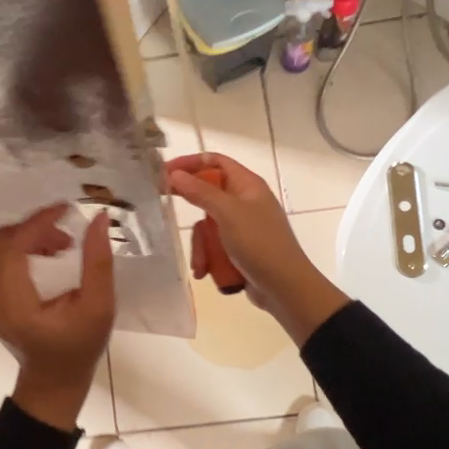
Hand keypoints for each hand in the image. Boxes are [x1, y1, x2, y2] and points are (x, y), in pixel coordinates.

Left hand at [0, 203, 115, 430]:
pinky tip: (42, 256)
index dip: (40, 221)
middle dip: (35, 228)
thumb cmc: (79, 346)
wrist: (53, 378)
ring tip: (58, 246)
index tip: (67, 209)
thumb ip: (98, 262)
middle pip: (2, 240)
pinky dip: (16, 247)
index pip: (16, 245)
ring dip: (26, 236)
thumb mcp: (99, 306)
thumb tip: (96, 217)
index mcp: (14, 303)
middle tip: (67, 235)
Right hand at [167, 153, 348, 345]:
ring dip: (200, 244)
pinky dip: (207, 257)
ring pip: (207, 225)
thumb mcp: (228, 214)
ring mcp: (242, 226)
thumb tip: (173, 173)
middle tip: (164, 206)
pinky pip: (213, 245)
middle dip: (191, 208)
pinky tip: (205, 271)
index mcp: (247, 185)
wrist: (285, 287)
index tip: (164, 171)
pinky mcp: (238, 249)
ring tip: (201, 263)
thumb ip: (200, 192)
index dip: (190, 163)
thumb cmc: (259, 244)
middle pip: (207, 194)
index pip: (215, 161)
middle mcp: (245, 201)